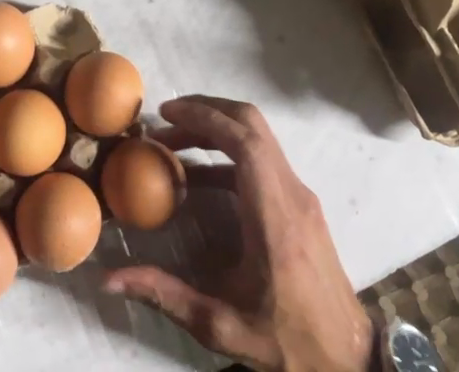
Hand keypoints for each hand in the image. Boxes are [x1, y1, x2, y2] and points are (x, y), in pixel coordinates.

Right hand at [103, 96, 373, 371]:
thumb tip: (110, 279)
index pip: (245, 142)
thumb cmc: (286, 340)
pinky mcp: (301, 206)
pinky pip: (264, 160)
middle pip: (252, 125)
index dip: (205, 117)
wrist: (348, 358)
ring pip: (259, 138)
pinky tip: (198, 178)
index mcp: (274, 216)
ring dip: (217, 130)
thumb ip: (164, 295)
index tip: (167, 113)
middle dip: (207, 111)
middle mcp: (292, 194)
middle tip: (164, 118)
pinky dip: (229, 153)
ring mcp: (301, 197)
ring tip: (173, 144)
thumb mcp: (220, 325)